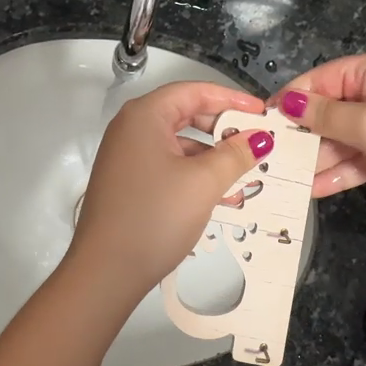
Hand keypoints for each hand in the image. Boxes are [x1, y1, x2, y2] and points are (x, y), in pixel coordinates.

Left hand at [67, 82, 274, 294]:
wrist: (104, 274)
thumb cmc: (154, 216)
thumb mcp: (203, 183)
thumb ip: (234, 155)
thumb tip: (260, 137)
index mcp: (145, 115)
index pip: (194, 91)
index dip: (231, 98)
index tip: (261, 111)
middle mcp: (132, 127)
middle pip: (185, 113)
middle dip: (222, 128)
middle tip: (254, 140)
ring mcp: (126, 155)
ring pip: (178, 142)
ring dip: (211, 156)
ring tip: (243, 175)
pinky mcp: (127, 181)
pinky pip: (167, 164)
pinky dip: (193, 174)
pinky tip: (218, 196)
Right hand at [271, 52, 365, 216]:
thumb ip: (324, 115)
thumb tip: (285, 102)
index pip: (320, 78)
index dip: (291, 98)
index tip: (261, 121)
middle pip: (328, 108)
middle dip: (301, 133)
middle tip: (271, 157)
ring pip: (340, 137)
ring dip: (317, 157)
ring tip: (286, 179)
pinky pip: (357, 158)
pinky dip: (338, 171)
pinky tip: (313, 189)